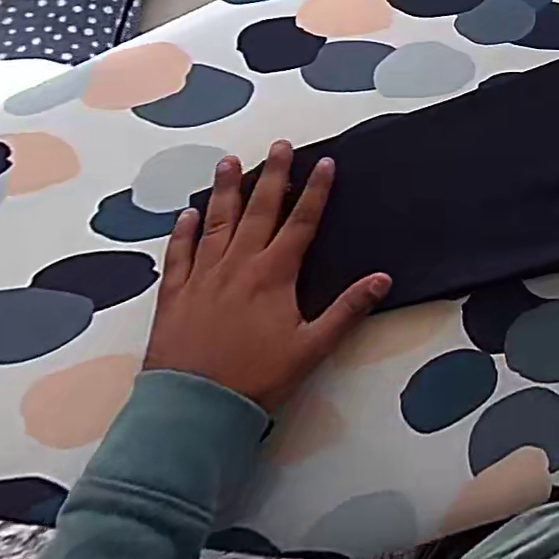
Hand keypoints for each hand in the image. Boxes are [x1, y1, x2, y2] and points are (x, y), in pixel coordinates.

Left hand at [143, 142, 390, 410]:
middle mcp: (239, 265)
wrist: (191, 412)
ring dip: (224, 191)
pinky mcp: (175, 295)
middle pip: (259, 210)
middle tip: (279, 146)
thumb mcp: (312, 347)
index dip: (316, 190)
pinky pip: (179, 255)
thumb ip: (348, 309)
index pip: (301, 222)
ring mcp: (204, 277)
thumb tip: (383, 278)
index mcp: (274, 274)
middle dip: (273, 175)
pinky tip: (186, 214)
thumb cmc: (257, 378)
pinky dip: (183, 232)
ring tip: (228, 162)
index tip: (324, 162)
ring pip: (217, 223)